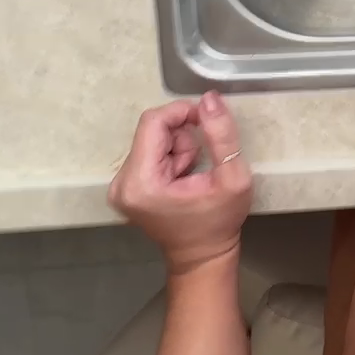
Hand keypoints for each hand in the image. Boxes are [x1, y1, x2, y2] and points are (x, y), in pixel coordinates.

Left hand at [108, 93, 252, 274]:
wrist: (202, 256)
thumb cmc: (219, 221)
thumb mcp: (233, 176)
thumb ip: (221, 135)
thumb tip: (209, 98)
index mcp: (141, 182)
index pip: (153, 122)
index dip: (183, 112)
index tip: (207, 122)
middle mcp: (122, 183)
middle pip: (152, 129)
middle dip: (183, 135)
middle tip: (201, 160)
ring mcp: (121, 186)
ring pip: (153, 138)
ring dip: (179, 146)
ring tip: (193, 173)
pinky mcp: (127, 186)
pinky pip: (150, 150)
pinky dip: (171, 156)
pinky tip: (183, 178)